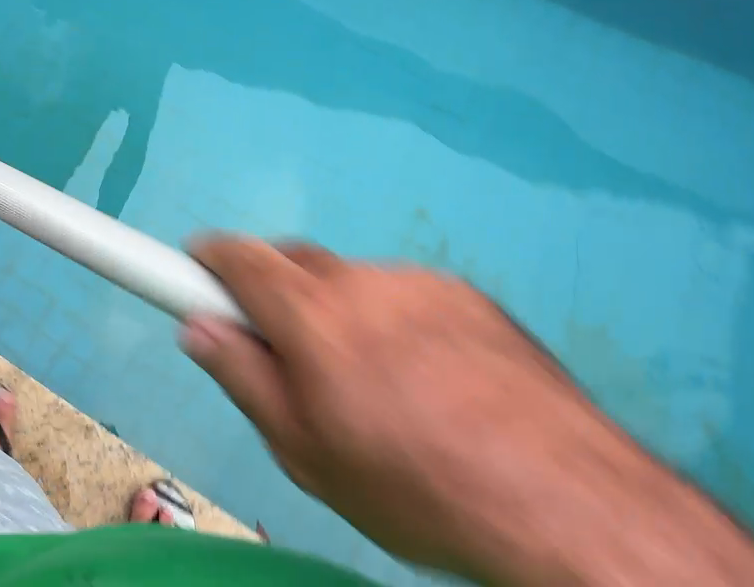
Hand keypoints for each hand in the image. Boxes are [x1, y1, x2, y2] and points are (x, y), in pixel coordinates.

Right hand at [181, 237, 753, 585]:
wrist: (562, 498)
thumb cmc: (410, 485)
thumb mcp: (305, 452)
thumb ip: (243, 378)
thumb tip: (197, 327)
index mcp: (311, 313)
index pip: (237, 255)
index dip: (206, 257)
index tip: (191, 267)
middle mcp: (361, 279)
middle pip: (294, 261)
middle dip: (274, 290)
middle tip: (283, 350)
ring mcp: (421, 282)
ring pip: (353, 282)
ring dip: (340, 312)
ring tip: (374, 386)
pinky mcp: (470, 295)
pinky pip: (406, 296)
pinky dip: (393, 322)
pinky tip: (428, 383)